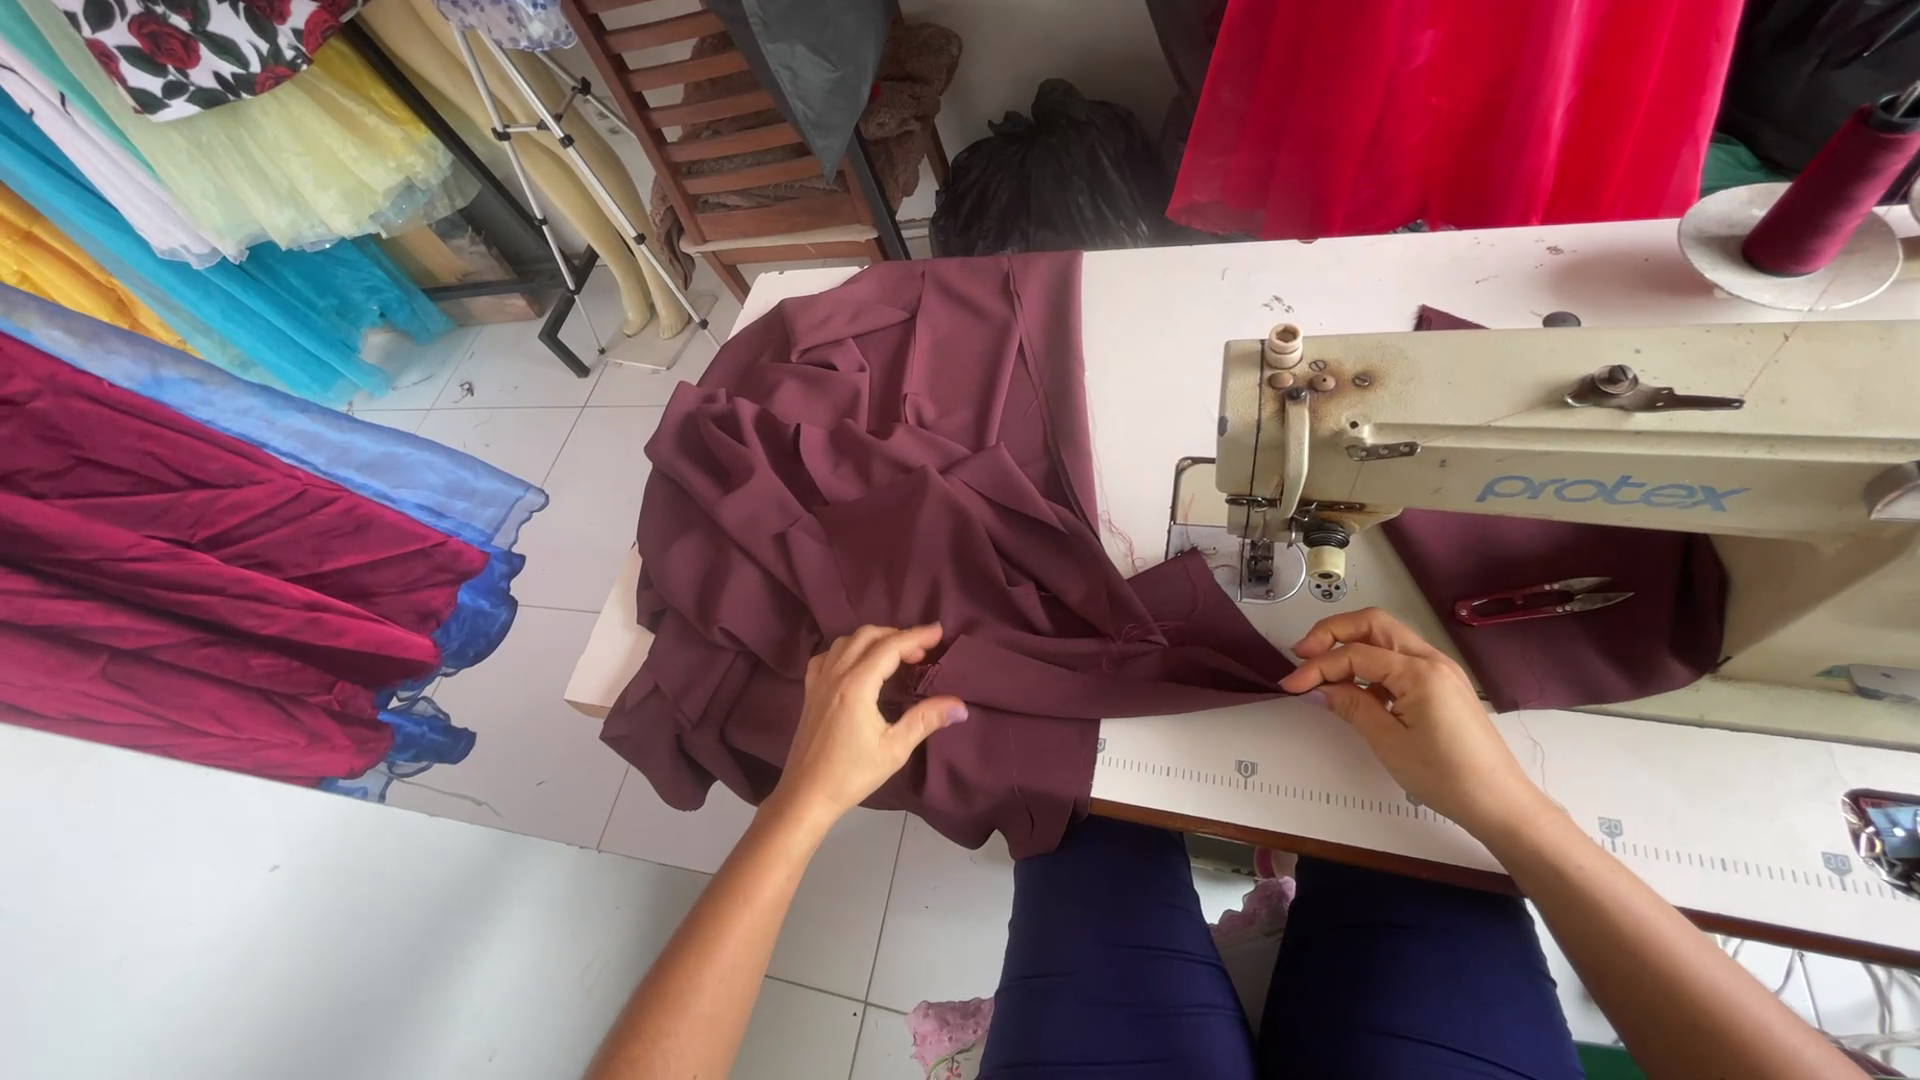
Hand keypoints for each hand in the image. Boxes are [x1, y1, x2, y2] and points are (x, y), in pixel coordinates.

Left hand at [766, 624, 967, 829]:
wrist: (807, 794)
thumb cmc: (852, 774)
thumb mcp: (895, 749)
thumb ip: (926, 720)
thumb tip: (959, 705)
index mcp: (857, 685)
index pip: (890, 646)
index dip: (916, 635)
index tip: (938, 631)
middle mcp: (835, 675)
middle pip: (868, 636)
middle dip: (897, 635)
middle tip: (921, 650)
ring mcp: (819, 681)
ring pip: (846, 641)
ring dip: (873, 639)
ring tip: (895, 654)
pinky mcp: (810, 692)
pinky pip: (827, 656)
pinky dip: (847, 650)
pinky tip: (857, 664)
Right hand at [1278, 608, 1547, 836]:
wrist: (1500, 803)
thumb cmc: (1447, 777)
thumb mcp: (1389, 743)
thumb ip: (1353, 707)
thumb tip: (1321, 689)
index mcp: (1420, 672)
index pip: (1355, 654)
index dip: (1317, 666)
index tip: (1291, 685)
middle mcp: (1432, 660)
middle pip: (1373, 623)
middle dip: (1332, 632)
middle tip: (1302, 654)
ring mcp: (1440, 670)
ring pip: (1385, 636)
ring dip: (1350, 644)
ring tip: (1321, 669)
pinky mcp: (1441, 684)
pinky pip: (1398, 658)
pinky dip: (1369, 662)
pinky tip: (1354, 687)